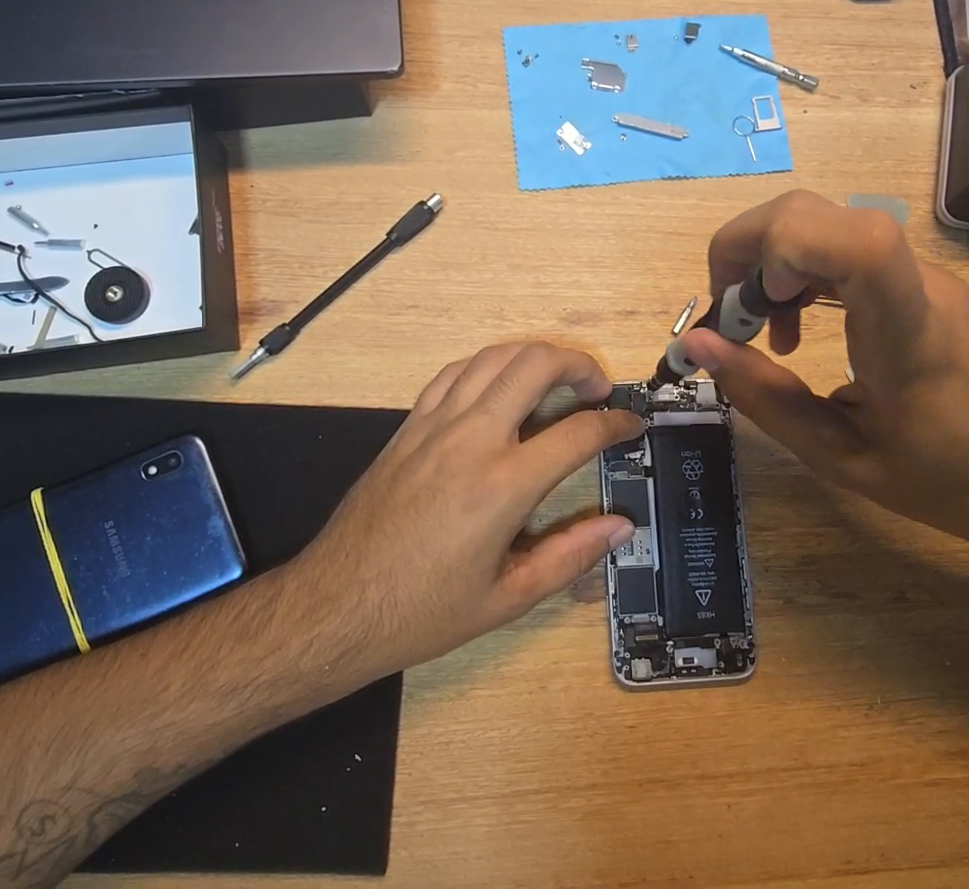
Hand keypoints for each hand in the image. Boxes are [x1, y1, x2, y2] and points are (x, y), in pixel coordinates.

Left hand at [289, 341, 642, 677]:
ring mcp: (433, 426)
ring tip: (556, 380)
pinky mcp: (407, 428)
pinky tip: (499, 387)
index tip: (632, 425)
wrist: (337, 604)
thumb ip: (570, 556)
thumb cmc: (422, 610)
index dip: (617, 424)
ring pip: (493, 357)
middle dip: (580, 365)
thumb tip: (620, 526)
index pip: (579, 432)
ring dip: (534, 357)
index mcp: (503, 485)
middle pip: (536, 365)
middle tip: (598, 389)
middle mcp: (470, 440)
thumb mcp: (508, 598)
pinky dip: (488, 367)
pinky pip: (454, 374)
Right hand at [679, 190, 968, 550]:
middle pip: (818, 214)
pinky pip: (844, 248)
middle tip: (729, 321)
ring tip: (758, 334)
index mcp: (908, 338)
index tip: (747, 307)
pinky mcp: (920, 281)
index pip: (859, 243)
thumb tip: (695, 344)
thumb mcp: (840, 459)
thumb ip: (765, 397)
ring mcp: (923, 275)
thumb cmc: (947, 484)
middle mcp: (919, 285)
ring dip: (769, 265)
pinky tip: (795, 330)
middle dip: (748, 253)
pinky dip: (798, 274)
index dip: (783, 246)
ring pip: (824, 224)